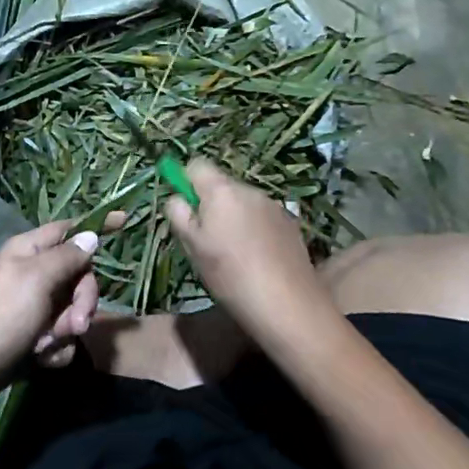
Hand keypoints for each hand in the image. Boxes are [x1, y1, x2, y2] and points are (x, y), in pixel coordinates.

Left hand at [0, 221, 99, 391]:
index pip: (69, 229)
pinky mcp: (36, 330)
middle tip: (76, 324)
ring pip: (74, 307)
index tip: (124, 219)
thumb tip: (91, 235)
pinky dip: (56, 345)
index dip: (95, 227)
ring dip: (67, 327)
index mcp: (29, 250)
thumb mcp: (36, 278)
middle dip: (82, 301)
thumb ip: (66, 256)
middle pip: (79, 274)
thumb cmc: (4, 316)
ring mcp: (35, 303)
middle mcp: (33, 272)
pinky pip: (63, 332)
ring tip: (48, 342)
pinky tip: (40, 354)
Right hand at [165, 158, 328, 332]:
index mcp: (221, 191)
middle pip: (221, 185)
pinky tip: (256, 257)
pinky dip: (253, 228)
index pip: (196, 165)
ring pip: (242, 202)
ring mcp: (273, 205)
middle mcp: (249, 189)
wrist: (287, 303)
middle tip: (206, 238)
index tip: (185, 208)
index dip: (185, 181)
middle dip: (210, 203)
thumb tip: (178, 199)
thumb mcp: (192, 246)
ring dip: (233, 216)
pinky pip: (261, 216)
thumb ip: (179, 215)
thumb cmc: (230, 274)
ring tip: (233, 252)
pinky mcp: (290, 223)